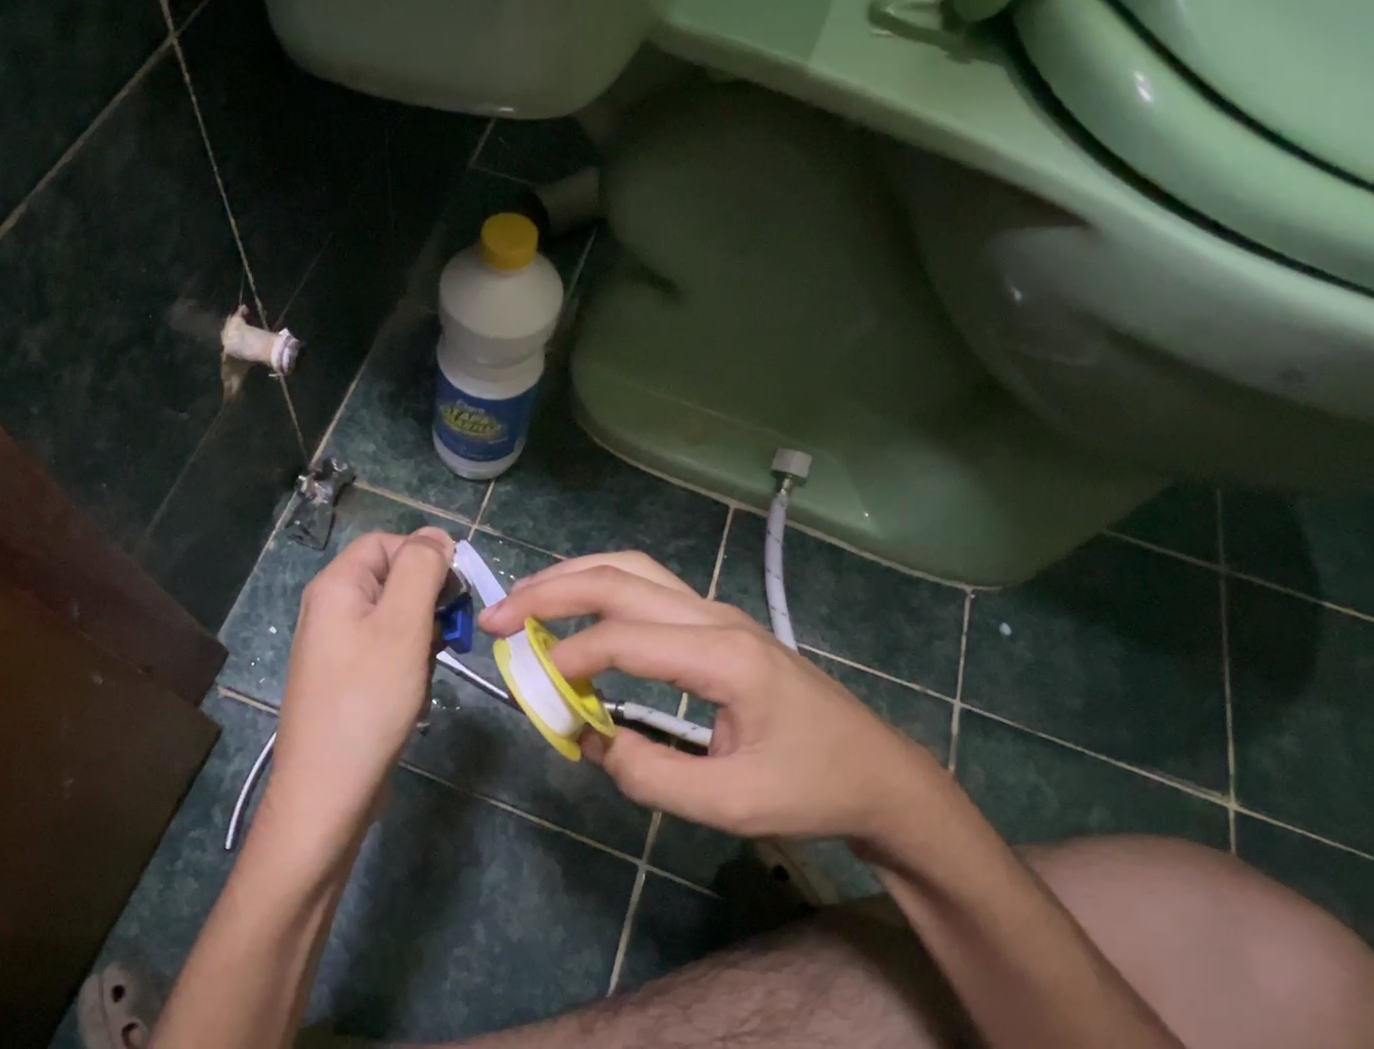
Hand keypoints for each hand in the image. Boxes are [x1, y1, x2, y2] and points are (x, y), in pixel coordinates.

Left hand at [264, 528, 455, 843]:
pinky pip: (388, 654)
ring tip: (429, 672)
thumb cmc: (368, 699)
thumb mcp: (402, 624)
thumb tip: (436, 536)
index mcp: (337, 586)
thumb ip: (421, 569)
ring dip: (423, 640)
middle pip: (393, 580)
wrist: (328, 790)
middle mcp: (332, 610)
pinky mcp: (348, 681)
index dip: (426, 557)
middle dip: (429, 604)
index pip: (387, 543)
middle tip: (447, 638)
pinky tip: (416, 696)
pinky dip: (410, 667)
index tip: (457, 593)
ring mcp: (337, 648)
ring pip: (397, 621)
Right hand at [479, 551, 948, 845]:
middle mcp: (715, 617)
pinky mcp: (715, 622)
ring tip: (521, 602)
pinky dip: (596, 589)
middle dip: (547, 593)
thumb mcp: (729, 804)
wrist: (879, 774)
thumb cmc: (810, 788)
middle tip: (494, 619)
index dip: (567, 660)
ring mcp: (716, 612)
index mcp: (722, 656)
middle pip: (617, 579)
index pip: (622, 637)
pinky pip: (644, 586)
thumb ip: (648, 774)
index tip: (537, 695)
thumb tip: (586, 738)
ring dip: (570, 578)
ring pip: (630, 569)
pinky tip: (571, 610)